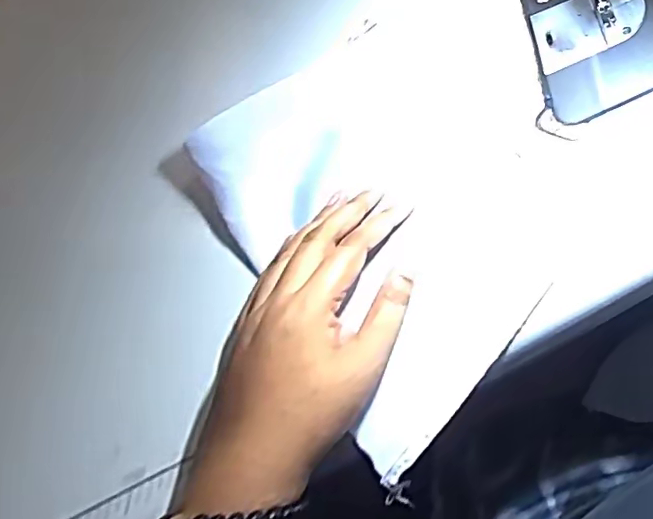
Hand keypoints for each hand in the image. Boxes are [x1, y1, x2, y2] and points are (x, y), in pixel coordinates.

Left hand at [177, 192, 413, 515]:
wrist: (248, 463)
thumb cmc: (307, 418)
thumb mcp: (364, 365)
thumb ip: (388, 310)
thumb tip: (406, 270)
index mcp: (307, 308)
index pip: (351, 249)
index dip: (380, 222)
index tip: (401, 205)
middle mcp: (278, 302)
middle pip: (317, 240)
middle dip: (349, 209)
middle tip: (373, 190)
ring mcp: (257, 313)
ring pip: (290, 251)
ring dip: (319, 220)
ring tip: (338, 199)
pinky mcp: (246, 326)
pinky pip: (269, 270)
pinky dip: (291, 245)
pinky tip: (298, 240)